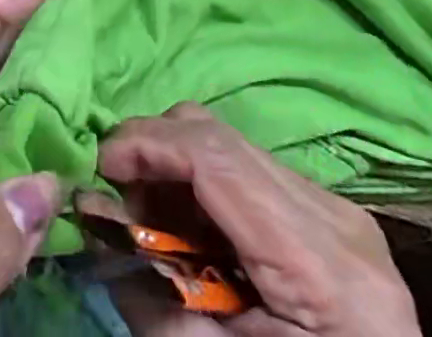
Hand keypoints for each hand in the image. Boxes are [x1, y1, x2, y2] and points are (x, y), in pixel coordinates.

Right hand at [99, 103, 420, 336]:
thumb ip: (149, 295)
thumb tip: (92, 216)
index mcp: (321, 264)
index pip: (217, 157)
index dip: (147, 144)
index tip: (98, 167)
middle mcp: (336, 217)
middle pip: (222, 136)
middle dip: (155, 153)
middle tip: (122, 208)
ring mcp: (339, 211)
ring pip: (232, 145)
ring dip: (177, 170)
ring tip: (156, 228)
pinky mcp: (331, 217)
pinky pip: (251, 172)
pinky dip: (205, 188)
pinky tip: (196, 235)